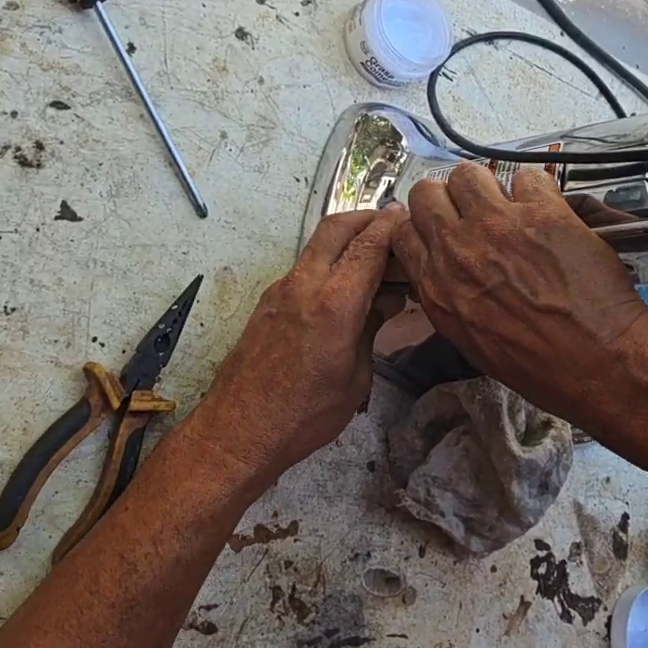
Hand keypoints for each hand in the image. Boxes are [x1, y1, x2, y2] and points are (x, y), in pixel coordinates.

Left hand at [193, 207, 408, 483]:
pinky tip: (346, 288)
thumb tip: (387, 299)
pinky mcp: (269, 301)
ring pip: (318, 245)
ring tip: (376, 261)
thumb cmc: (305, 414)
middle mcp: (305, 284)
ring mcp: (282, 289)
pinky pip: (305, 268)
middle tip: (392, 227)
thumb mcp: (355, 378)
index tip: (409, 217)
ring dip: (347, 241)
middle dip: (366, 218)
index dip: (391, 225)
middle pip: (336, 227)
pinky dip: (329, 264)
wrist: (239, 430)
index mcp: (334, 303)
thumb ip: (371, 329)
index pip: (368, 245)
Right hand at [392, 164, 647, 428]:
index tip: (440, 227)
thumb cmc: (536, 364)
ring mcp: (497, 225)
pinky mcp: (540, 211)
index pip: (402, 231)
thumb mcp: (468, 340)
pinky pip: (527, 177)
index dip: (422, 224)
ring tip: (507, 204)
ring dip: (485, 186)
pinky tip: (547, 211)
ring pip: (468, 173)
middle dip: (446, 198)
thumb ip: (446, 297)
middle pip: (426, 192)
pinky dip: (537, 191)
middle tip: (471, 210)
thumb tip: (442, 272)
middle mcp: (457, 248)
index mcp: (435, 283)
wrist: (596, 362)